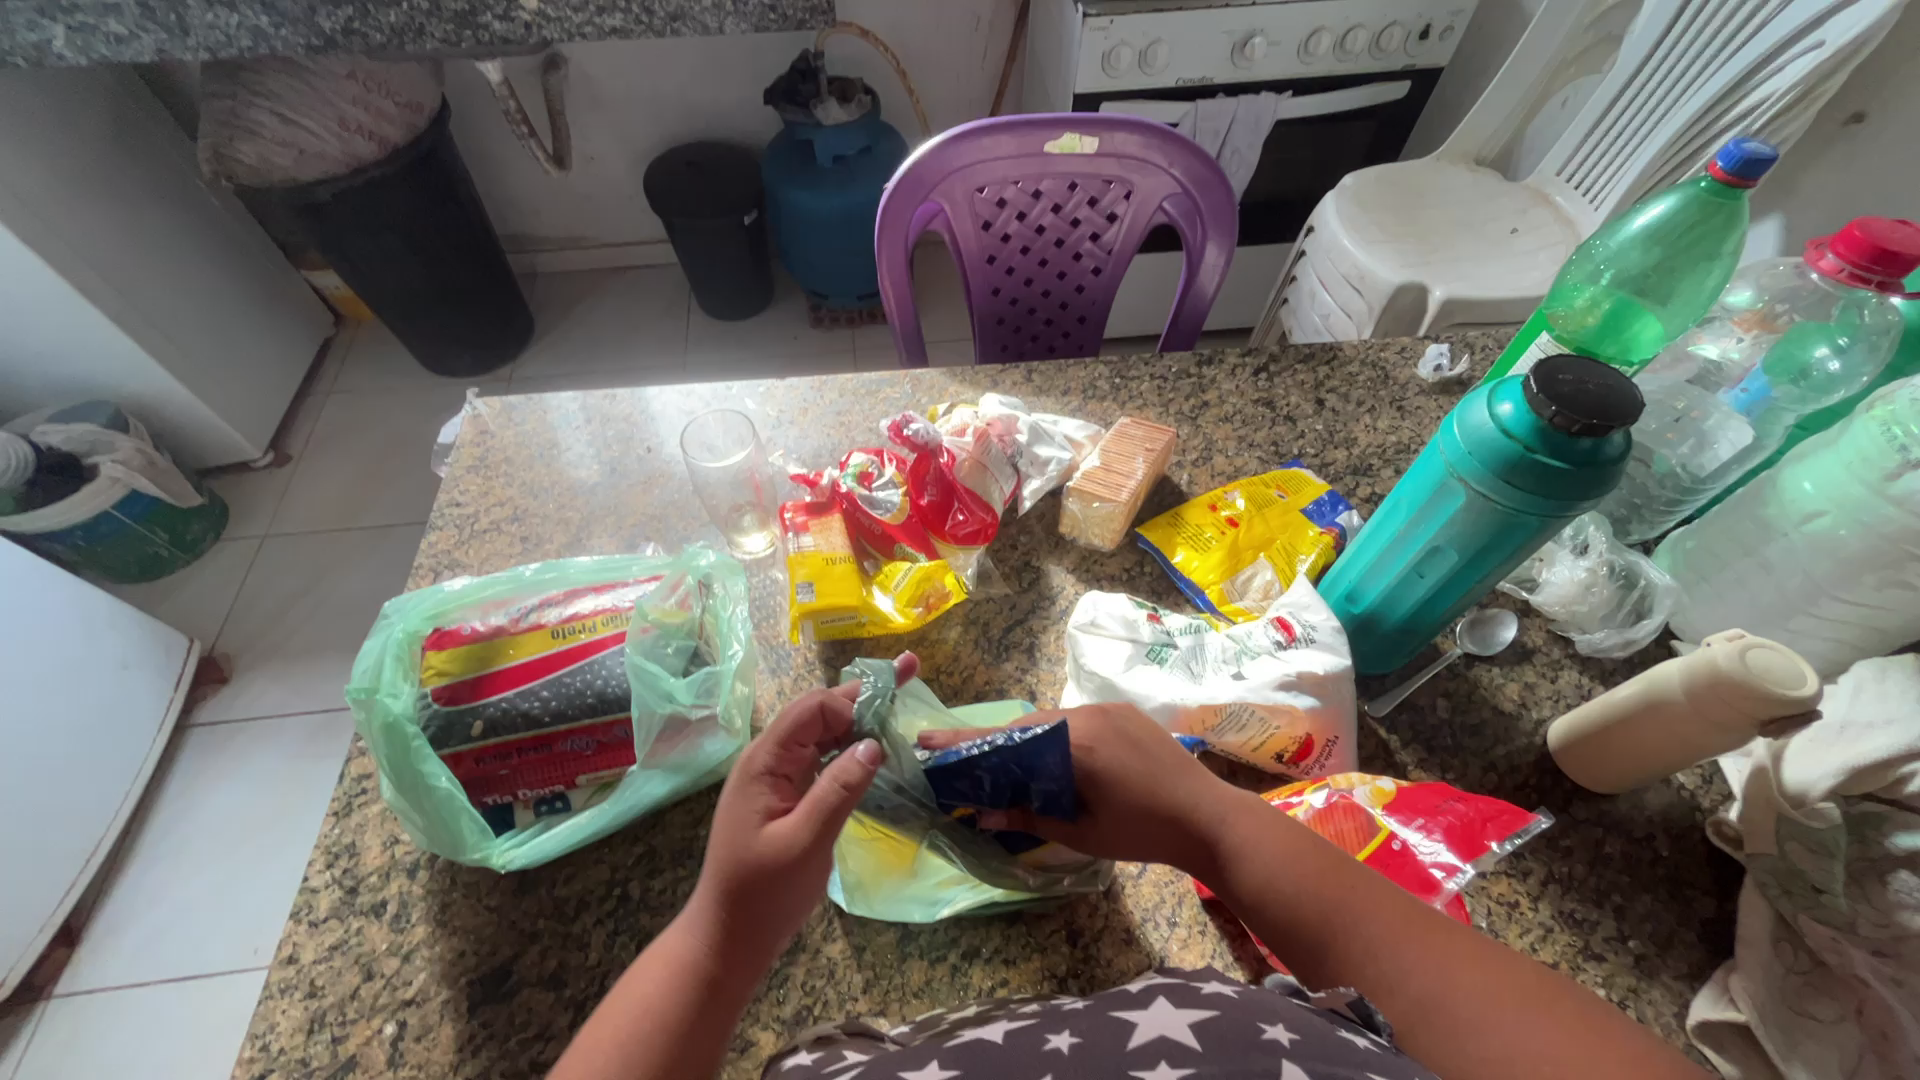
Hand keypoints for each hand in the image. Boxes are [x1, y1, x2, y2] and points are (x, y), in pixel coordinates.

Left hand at [685, 653, 917, 964]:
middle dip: (862, 691)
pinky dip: (850, 743)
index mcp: (765, 762)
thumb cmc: (763, 893)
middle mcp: (770, 759)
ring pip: (823, 730)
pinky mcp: (789, 793)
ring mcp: (779, 776)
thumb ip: (838, 790)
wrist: (730, 936)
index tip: (891, 710)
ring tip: (898, 696)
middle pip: (818, 711)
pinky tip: (875, 742)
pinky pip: (822, 755)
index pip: (812, 709)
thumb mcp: (805, 842)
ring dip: (859, 714)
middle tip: (907, 671)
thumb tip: (874, 743)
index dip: (853, 702)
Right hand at [916, 702, 1248, 873]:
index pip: (1005, 739)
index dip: (964, 741)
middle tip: (964, 757)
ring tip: (1007, 761)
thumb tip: (983, 812)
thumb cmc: (1142, 832)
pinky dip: (1055, 735)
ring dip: (1027, 739)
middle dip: (994, 741)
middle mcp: (1085, 714)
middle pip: (1025, 724)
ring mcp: (1107, 709)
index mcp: (1072, 744)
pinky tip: (1051, 756)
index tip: (927, 737)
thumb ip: (1029, 816)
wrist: (1210, 817)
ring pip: (1050, 720)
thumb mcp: (1082, 833)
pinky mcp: (1123, 712)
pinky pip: (1075, 718)